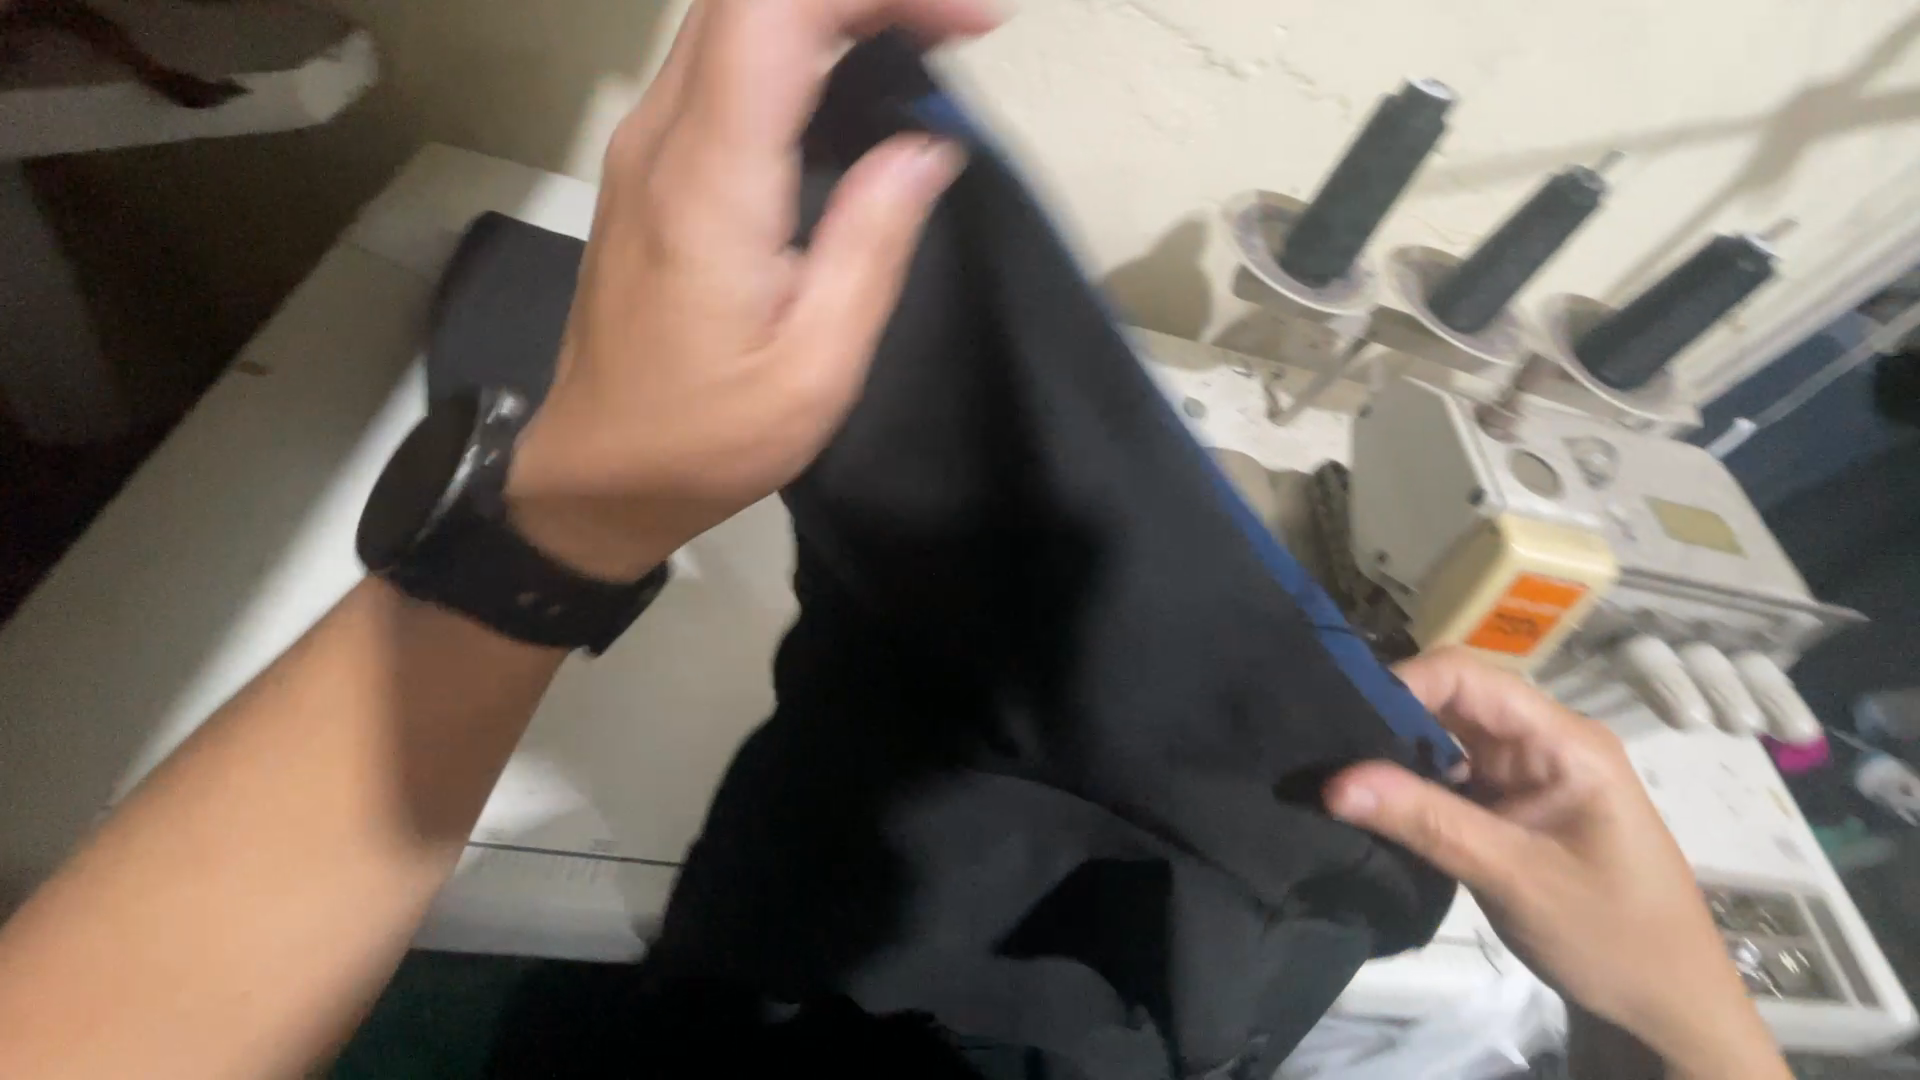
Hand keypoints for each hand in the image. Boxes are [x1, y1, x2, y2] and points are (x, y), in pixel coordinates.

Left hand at [504, 0, 999, 579]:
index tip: (969, 22)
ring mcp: (642, 149)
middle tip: (955, 28)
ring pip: (732, 23)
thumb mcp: (816, 365)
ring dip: (829, 14)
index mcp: (708, 184)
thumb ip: (870, 245)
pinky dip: (795, 54)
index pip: (777, 8)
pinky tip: (849, 96)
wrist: (601, 474)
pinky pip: (721, 73)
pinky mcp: (645, 172)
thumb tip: (925, 147)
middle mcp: (660, 138)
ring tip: (919, 49)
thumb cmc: (710, 439)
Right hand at [1324, 648, 1789, 1079]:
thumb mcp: (1515, 877)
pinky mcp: (1503, 796)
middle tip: (1326, 744)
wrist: (1667, 1012)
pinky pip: (1442, 765)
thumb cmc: (1613, 938)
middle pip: (1448, 695)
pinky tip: (1368, 792)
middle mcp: (1540, 739)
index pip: (1464, 676)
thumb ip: (1425, 821)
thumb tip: (1333, 783)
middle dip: (1386, 712)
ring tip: (1335, 765)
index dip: (1401, 684)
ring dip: (1389, 744)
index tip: (1342, 721)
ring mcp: (1521, 767)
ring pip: (1438, 729)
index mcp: (1562, 740)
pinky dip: (1402, 775)